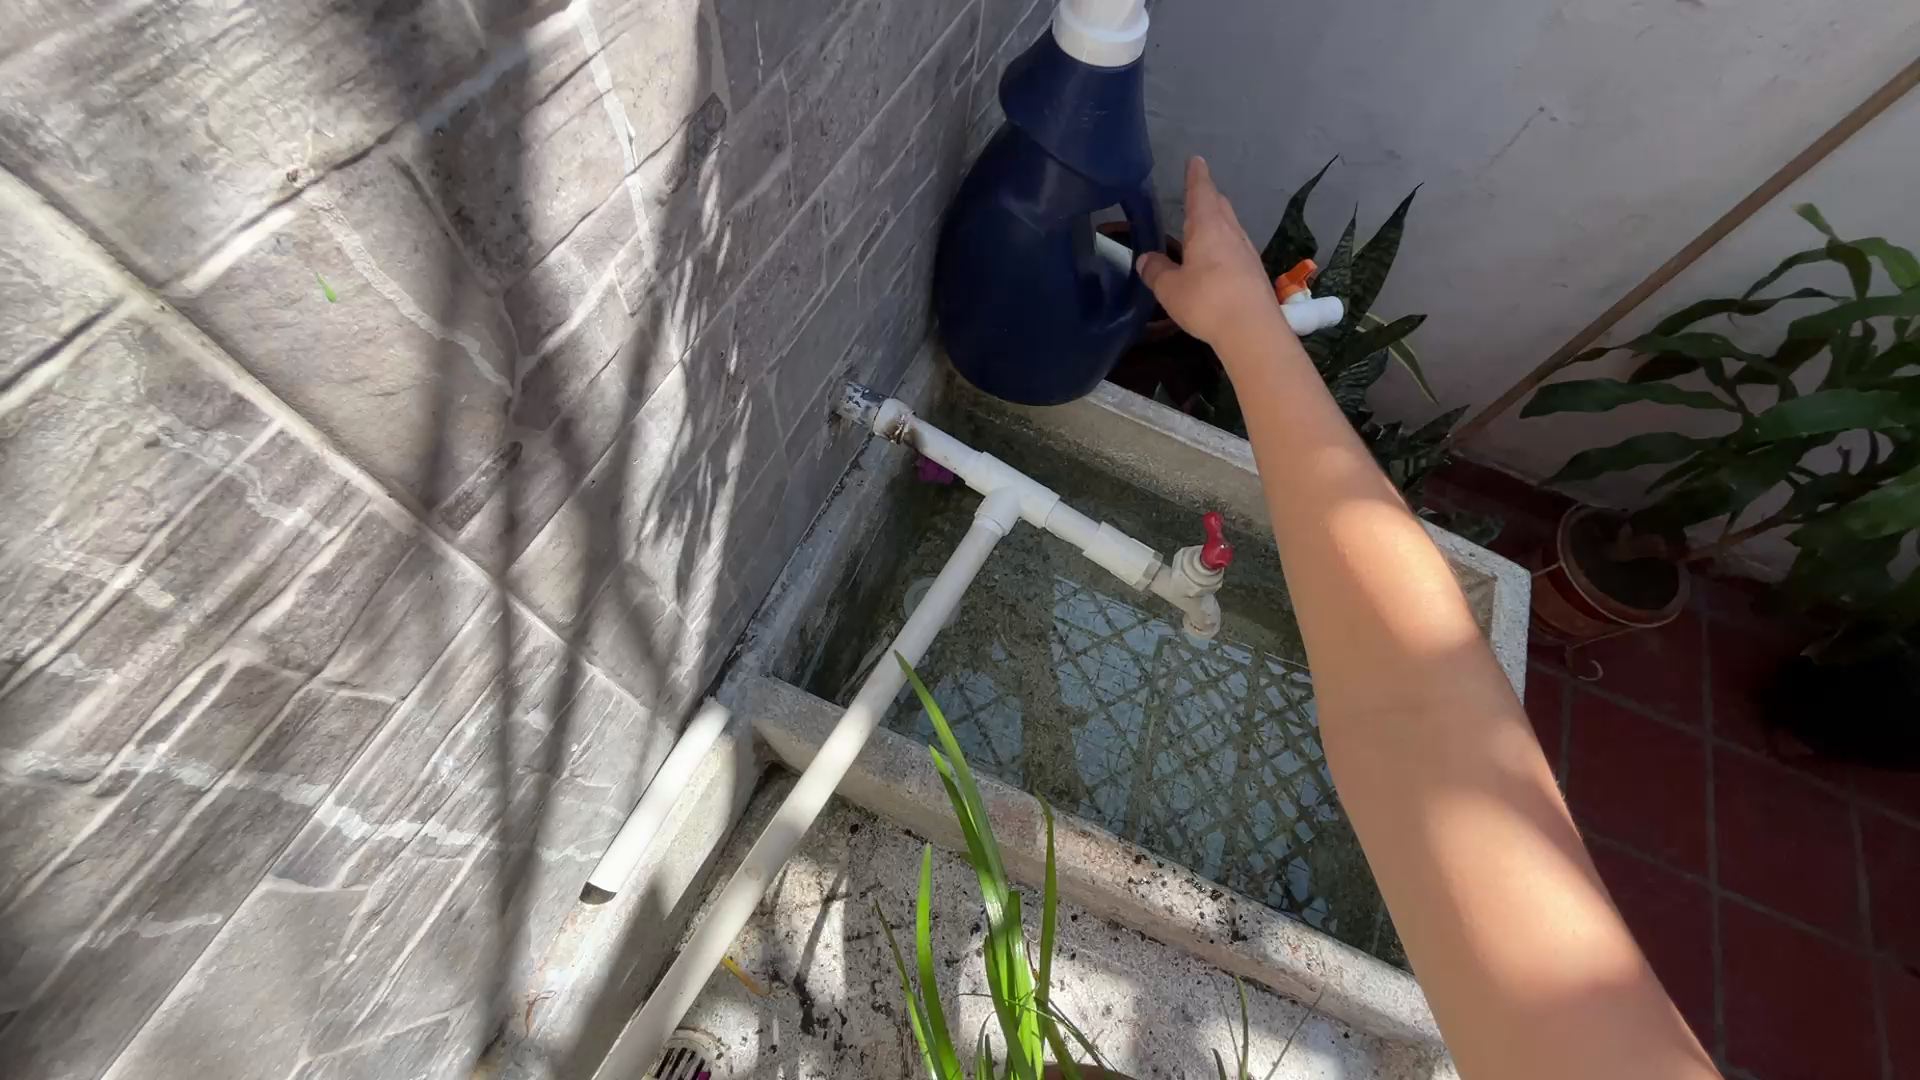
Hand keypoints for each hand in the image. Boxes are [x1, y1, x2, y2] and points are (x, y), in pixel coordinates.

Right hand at [1136, 156, 1290, 350]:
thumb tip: (1145, 259)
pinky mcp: (1253, 272)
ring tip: (1204, 227)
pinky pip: (1234, 249)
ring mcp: (1245, 252)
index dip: (1196, 176)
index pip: (1201, 192)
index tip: (1196, 161)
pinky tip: (1216, 260)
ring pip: (1229, 227)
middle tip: (1198, 193)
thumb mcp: (1170, 288)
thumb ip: (1156, 271)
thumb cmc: (1205, 300)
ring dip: (1217, 223)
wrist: (1250, 328)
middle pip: (1219, 207)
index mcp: (1207, 227)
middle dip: (1208, 198)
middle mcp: (1230, 232)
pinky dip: (1223, 246)